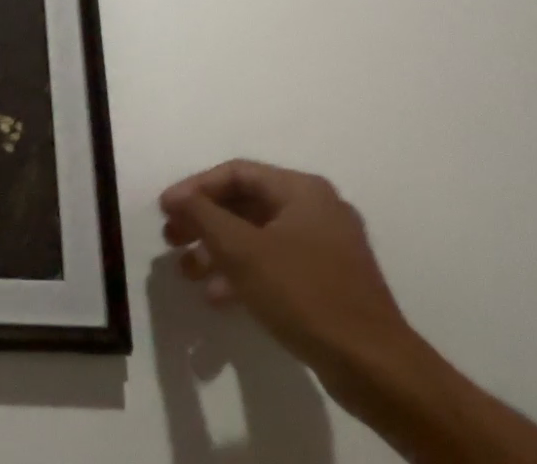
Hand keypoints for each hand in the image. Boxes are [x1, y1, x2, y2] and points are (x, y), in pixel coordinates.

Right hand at [159, 159, 412, 386]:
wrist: (372, 364)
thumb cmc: (303, 294)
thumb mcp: (242, 251)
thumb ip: (204, 216)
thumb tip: (177, 196)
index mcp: (303, 191)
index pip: (236, 173)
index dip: (195, 188)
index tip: (164, 210)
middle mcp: (317, 209)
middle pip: (246, 203)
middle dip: (204, 222)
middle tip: (171, 239)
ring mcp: (326, 246)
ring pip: (258, 236)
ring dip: (219, 250)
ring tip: (188, 272)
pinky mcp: (328, 280)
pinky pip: (275, 262)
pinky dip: (244, 272)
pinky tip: (219, 296)